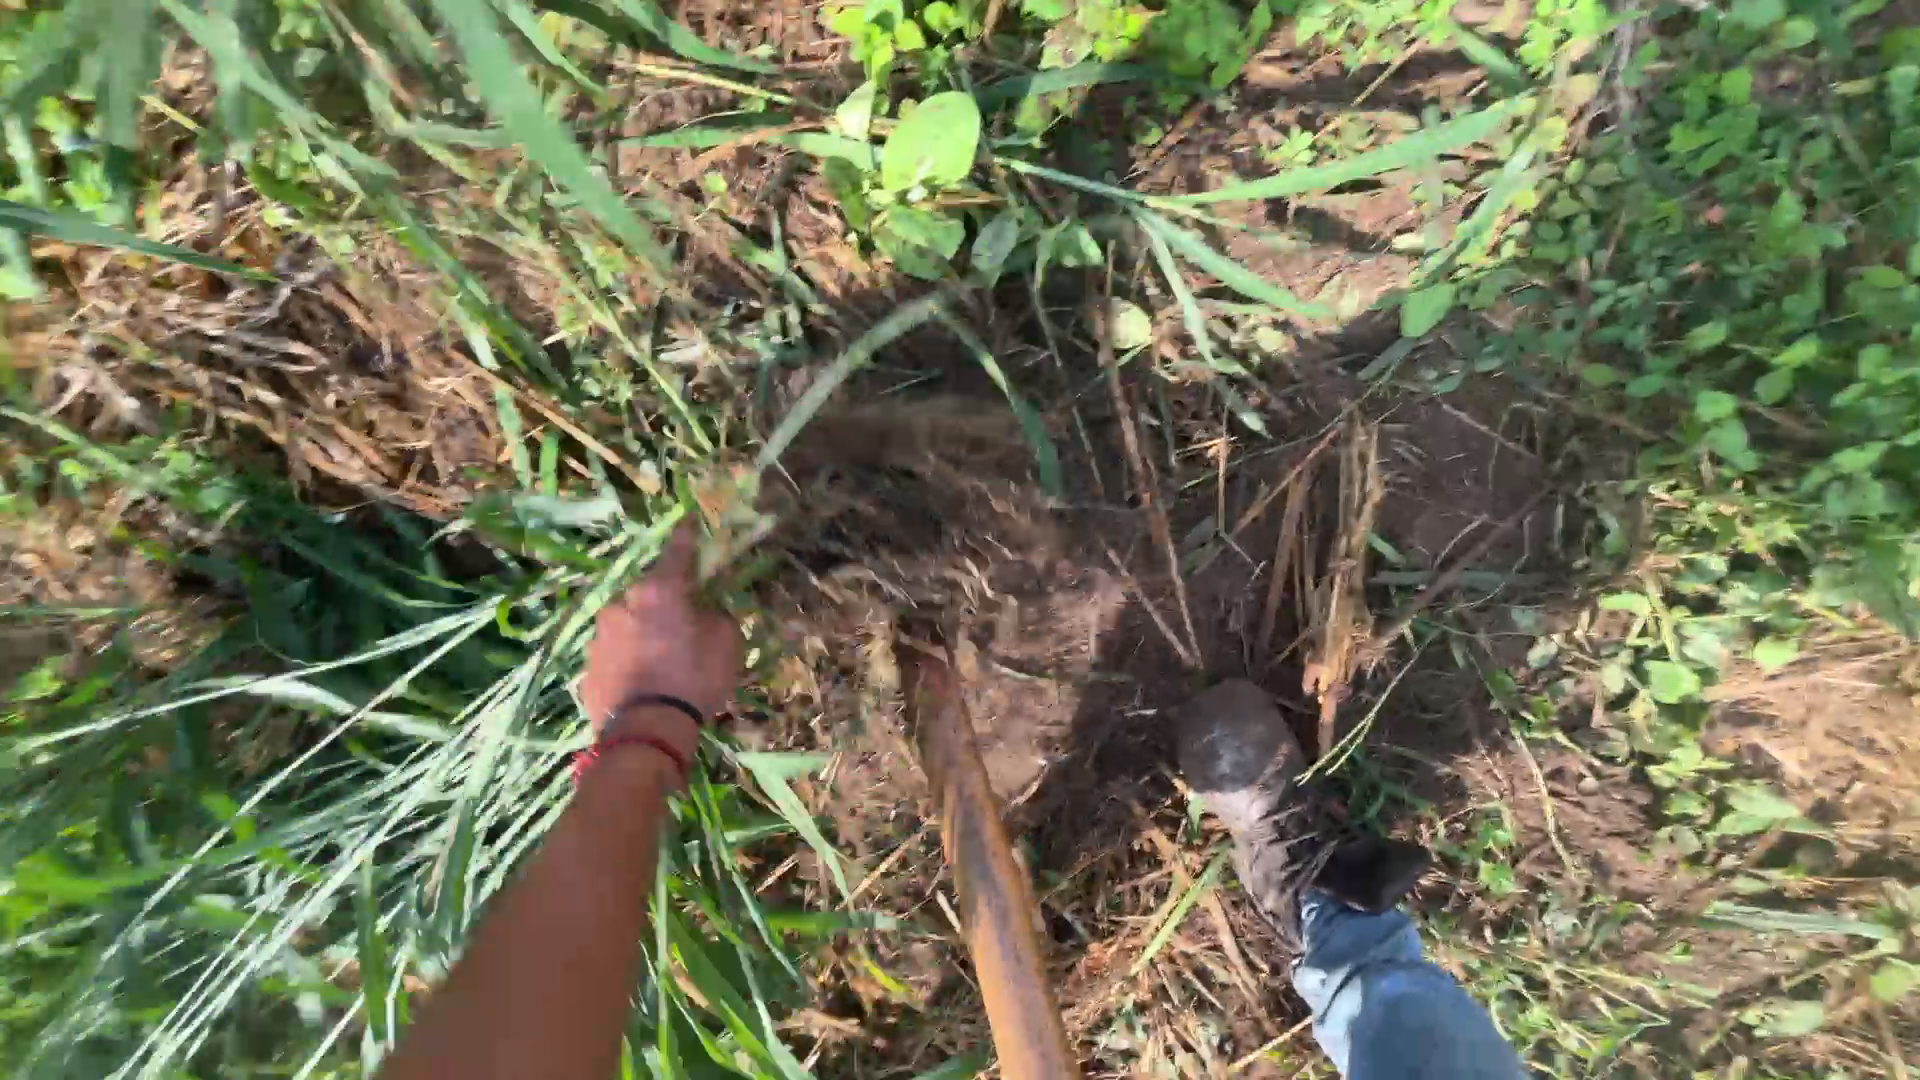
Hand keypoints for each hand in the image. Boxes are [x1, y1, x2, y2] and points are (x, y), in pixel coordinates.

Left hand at [579, 525, 742, 758]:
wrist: (644, 733)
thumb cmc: (693, 679)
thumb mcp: (727, 644)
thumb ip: (719, 616)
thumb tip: (708, 610)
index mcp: (659, 591)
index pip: (677, 551)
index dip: (686, 535)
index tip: (688, 518)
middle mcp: (622, 603)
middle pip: (649, 591)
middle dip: (666, 599)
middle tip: (685, 618)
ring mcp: (599, 635)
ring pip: (629, 622)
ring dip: (646, 630)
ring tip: (663, 656)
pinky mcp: (587, 666)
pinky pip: (616, 651)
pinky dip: (630, 656)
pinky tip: (645, 677)